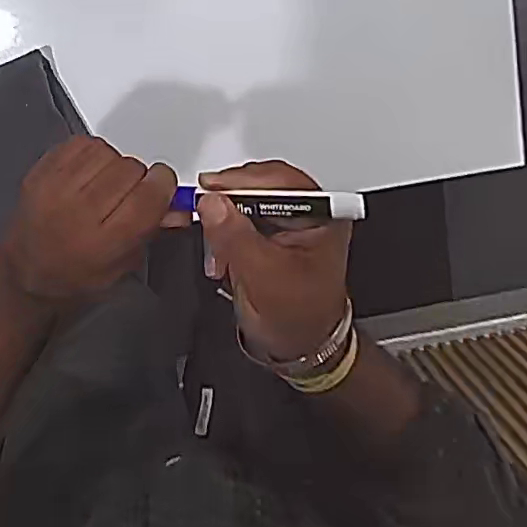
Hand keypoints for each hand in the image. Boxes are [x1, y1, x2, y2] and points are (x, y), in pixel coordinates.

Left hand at [0, 135, 182, 304]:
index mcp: (102, 243)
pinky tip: (87, 173)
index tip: (162, 186)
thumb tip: (179, 204)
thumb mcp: (122, 265)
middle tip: (129, 193)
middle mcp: (77, 212)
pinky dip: (90, 153)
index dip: (163, 185)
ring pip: (107, 152)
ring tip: (105, 184)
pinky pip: (80, 144)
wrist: (24, 271)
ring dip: (114, 164)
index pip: (148, 196)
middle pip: (131, 169)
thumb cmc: (73, 275)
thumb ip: (152, 230)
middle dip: (139, 178)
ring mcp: (54, 188)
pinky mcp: (41, 172)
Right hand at [199, 160, 350, 361]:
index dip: (243, 181)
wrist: (298, 345)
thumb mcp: (263, 277)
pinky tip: (221, 249)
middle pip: (260, 184)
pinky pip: (238, 212)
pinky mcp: (267, 228)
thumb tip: (212, 203)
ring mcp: (286, 219)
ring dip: (223, 216)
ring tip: (217, 244)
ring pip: (245, 196)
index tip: (211, 188)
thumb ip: (236, 237)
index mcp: (320, 217)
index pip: (280, 181)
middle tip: (206, 210)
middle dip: (229, 200)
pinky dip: (223, 227)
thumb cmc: (299, 318)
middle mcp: (305, 212)